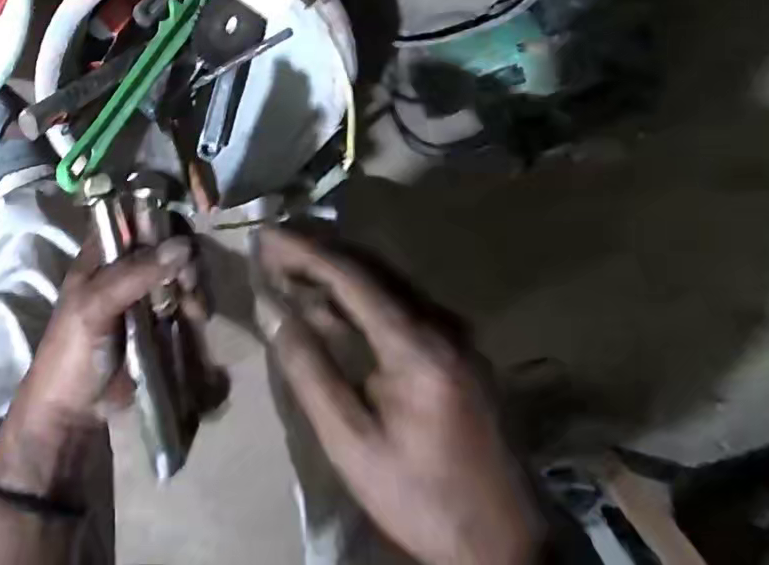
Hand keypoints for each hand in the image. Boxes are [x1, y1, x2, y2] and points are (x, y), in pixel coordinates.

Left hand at [0, 238, 194, 499]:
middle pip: (168, 240)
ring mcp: (146, 292)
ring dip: (195, 284)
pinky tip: (199, 318)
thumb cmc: (71, 353)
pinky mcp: (162, 319)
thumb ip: (136, 273)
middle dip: (185, 258)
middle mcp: (128, 264)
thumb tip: (184, 245)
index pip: (136, 214)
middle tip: (188, 285)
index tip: (178, 239)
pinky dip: (198, 303)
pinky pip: (187, 298)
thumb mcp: (94, 307)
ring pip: (182, 269)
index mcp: (103, 251)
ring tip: (195, 310)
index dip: (161, 217)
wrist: (72, 415)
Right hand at [258, 227, 543, 564]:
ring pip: (386, 281)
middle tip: (272, 245)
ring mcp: (455, 331)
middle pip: (371, 268)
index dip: (304, 251)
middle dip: (318, 251)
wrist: (502, 541)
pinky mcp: (457, 345)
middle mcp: (441, 322)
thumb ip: (309, 369)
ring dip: (338, 270)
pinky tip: (332, 302)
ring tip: (291, 265)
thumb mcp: (351, 442)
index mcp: (417, 344)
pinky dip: (361, 294)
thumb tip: (270, 307)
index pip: (351, 276)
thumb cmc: (418, 495)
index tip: (266, 234)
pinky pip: (401, 302)